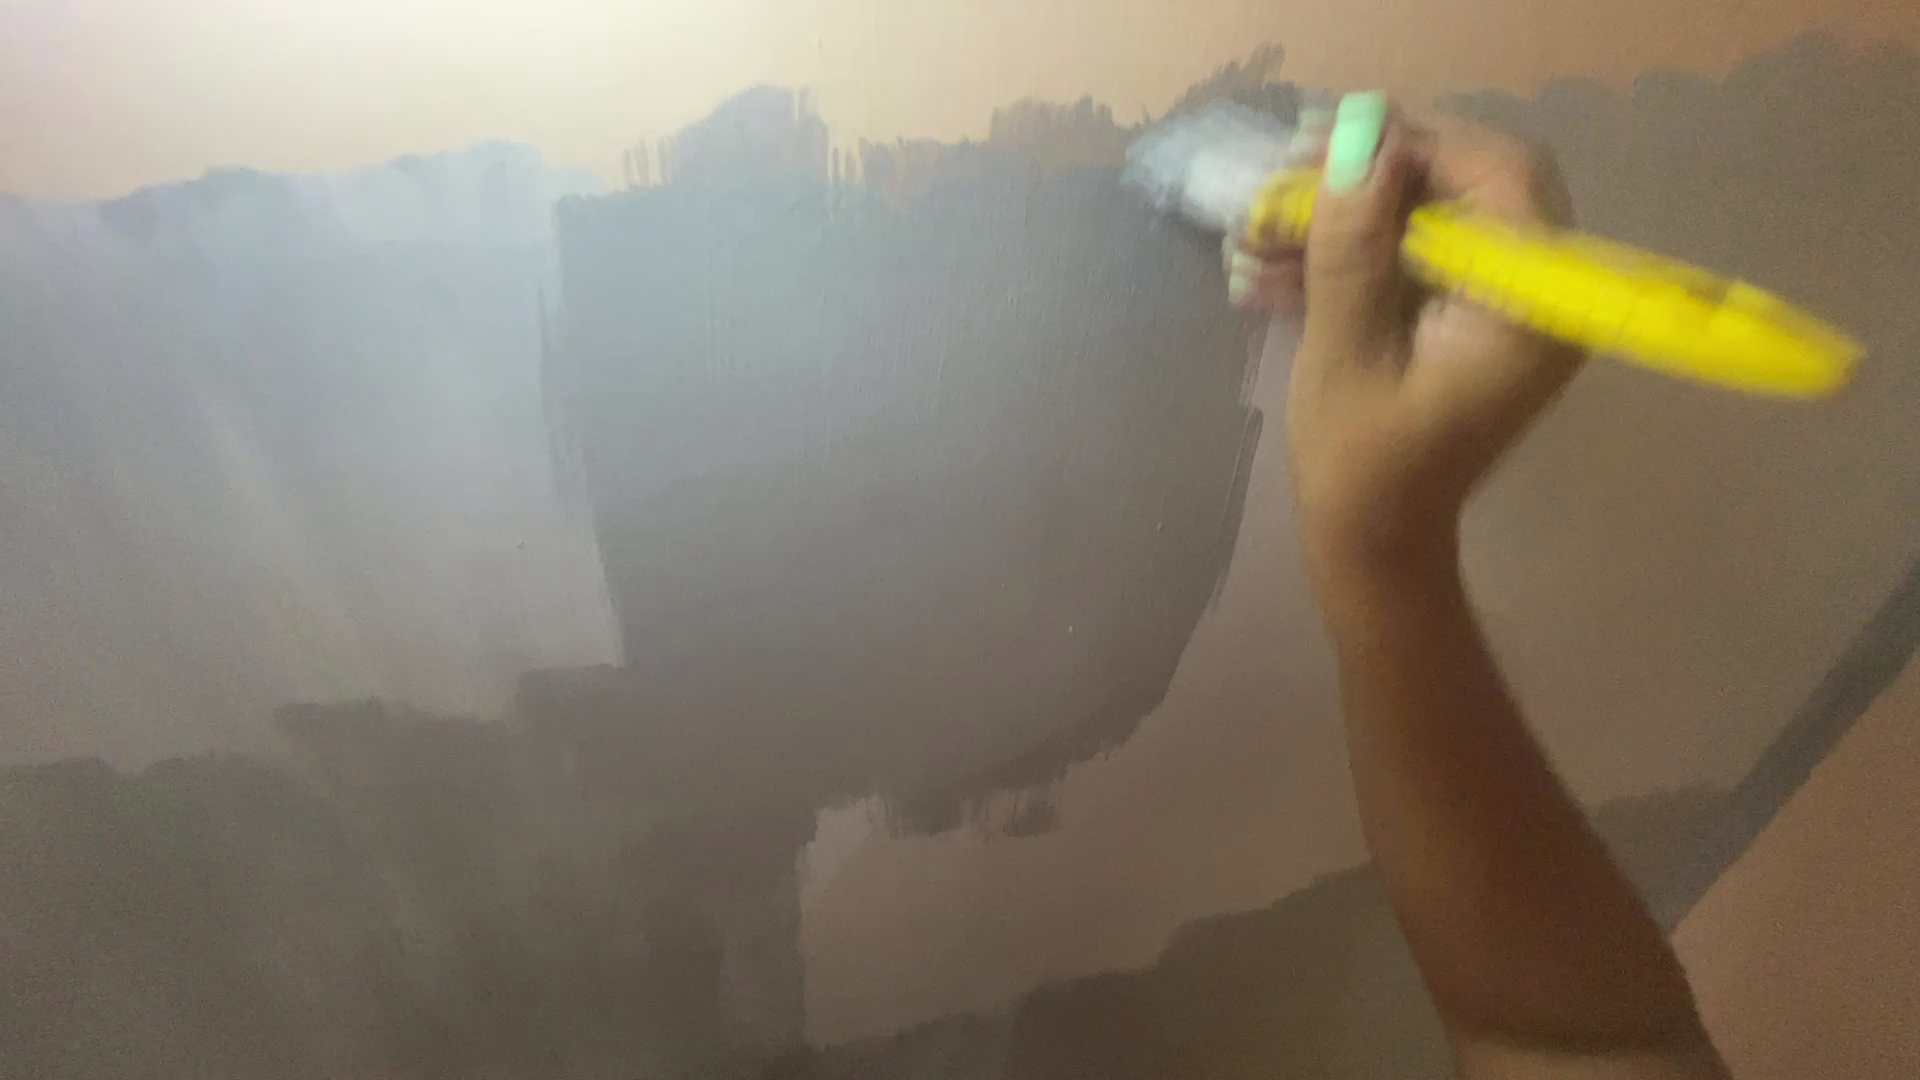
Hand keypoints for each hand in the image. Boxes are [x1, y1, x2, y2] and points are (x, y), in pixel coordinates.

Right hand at [1231, 98, 1582, 576]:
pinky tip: (1271, 275)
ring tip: (1254, 241)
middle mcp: (1536, 294)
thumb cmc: (1357, 469)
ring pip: (1426, 226)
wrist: (1372, 541)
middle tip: (1281, 190)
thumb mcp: (1342, 356)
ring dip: (1341, 225)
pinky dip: (1347, 263)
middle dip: (1366, 184)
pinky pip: (1410, 266)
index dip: (1413, 147)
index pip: (1499, 175)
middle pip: (1463, 191)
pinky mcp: (1463, 323)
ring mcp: (1499, 308)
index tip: (1322, 154)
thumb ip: (1353, 251)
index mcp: (1529, 306)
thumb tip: (1355, 147)